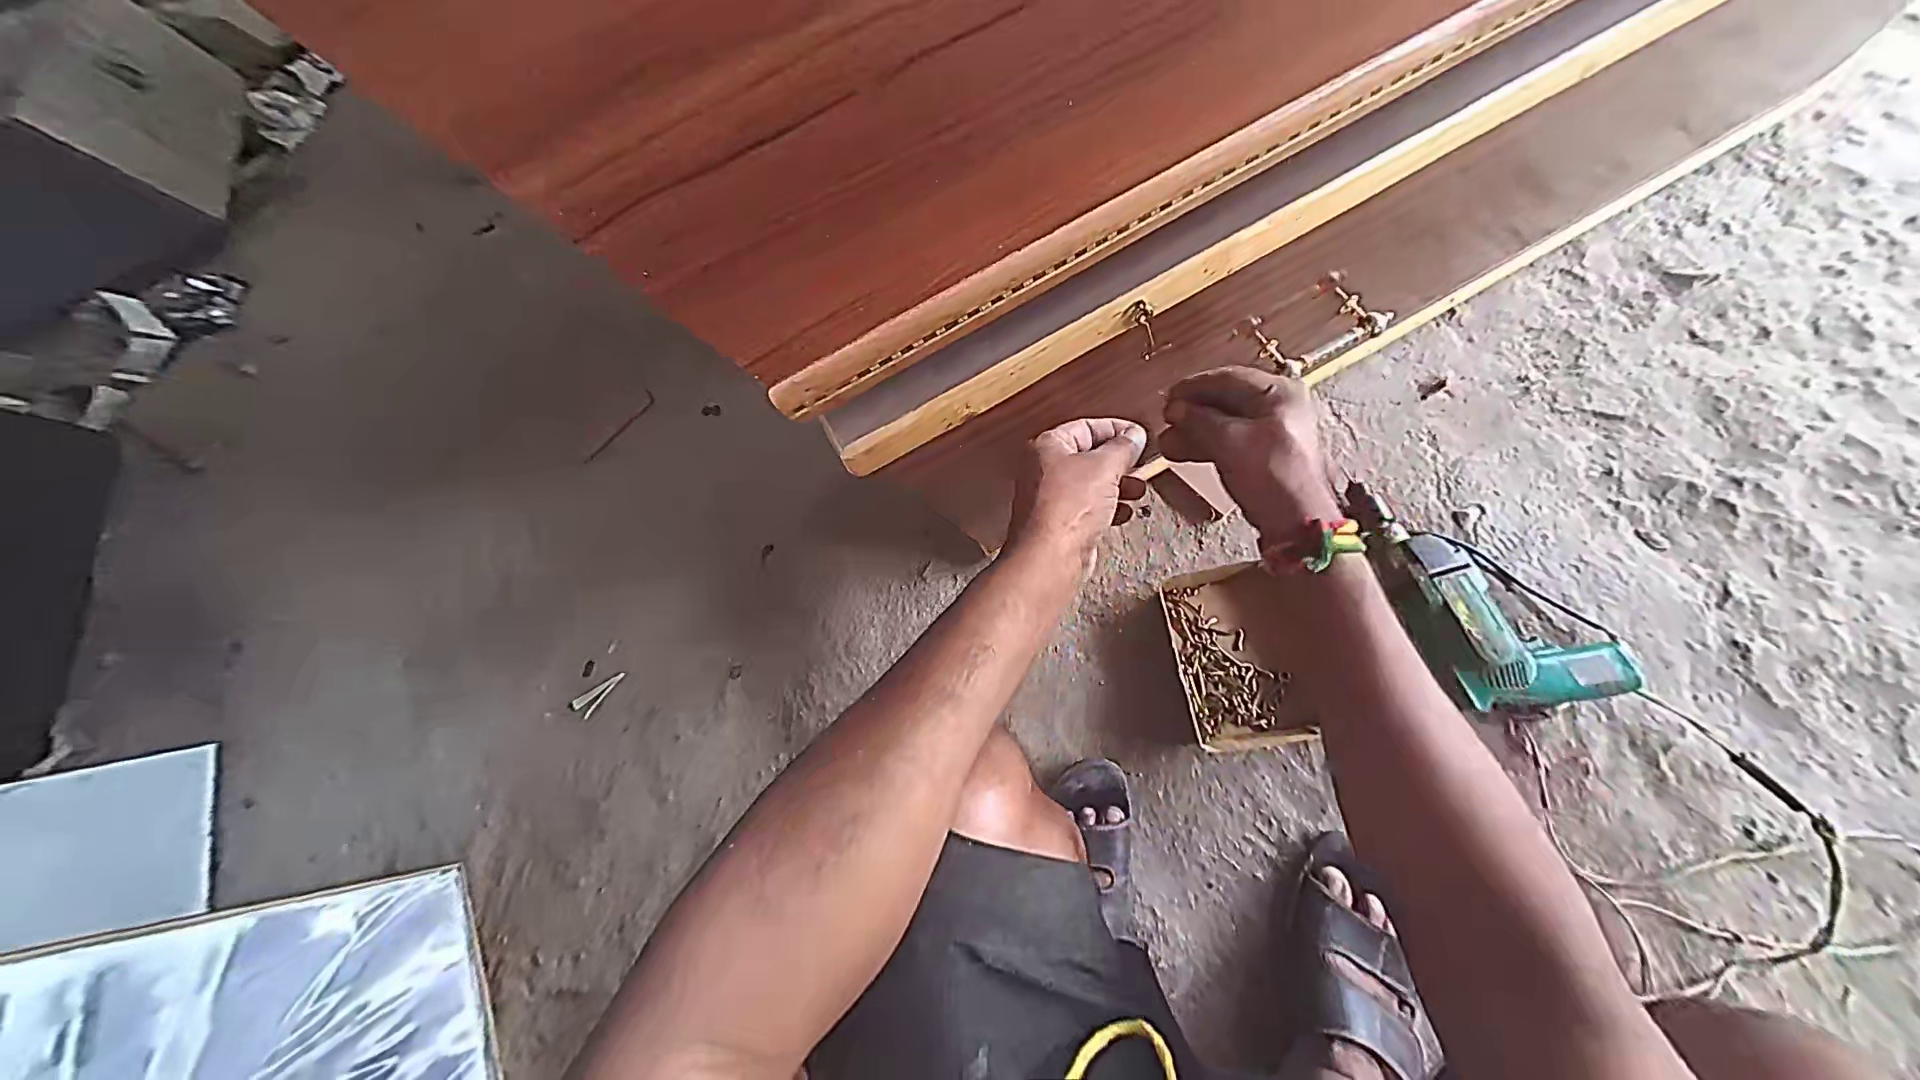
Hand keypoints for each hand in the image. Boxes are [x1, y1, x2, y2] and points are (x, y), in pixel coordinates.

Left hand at [1007, 418, 1148, 564]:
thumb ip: (1123, 447)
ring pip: (1090, 484)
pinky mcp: (1059, 524)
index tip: (1138, 436)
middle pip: (1089, 456)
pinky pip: (1087, 509)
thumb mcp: (1105, 467)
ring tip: (1137, 489)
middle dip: (1119, 462)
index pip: (1086, 427)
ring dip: (1117, 486)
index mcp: (1048, 446)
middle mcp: (1044, 470)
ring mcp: (1050, 498)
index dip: (1116, 429)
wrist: (1052, 556)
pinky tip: (1123, 513)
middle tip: (1139, 464)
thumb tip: (1134, 436)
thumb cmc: (1066, 510)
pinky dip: (1107, 508)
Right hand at [1159, 367, 1338, 540]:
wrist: (1295, 522)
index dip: (1193, 387)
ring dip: (1194, 430)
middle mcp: (1279, 408)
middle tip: (1168, 419)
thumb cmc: (1275, 478)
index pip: (1228, 378)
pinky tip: (1184, 452)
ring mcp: (1272, 432)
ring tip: (1169, 440)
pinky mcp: (1264, 456)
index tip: (1170, 397)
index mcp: (1280, 393)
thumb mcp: (1229, 441)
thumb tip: (1177, 409)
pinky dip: (1206, 445)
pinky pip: (1229, 441)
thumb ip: (1199, 420)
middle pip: (1225, 400)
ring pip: (1224, 423)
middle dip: (1192, 412)